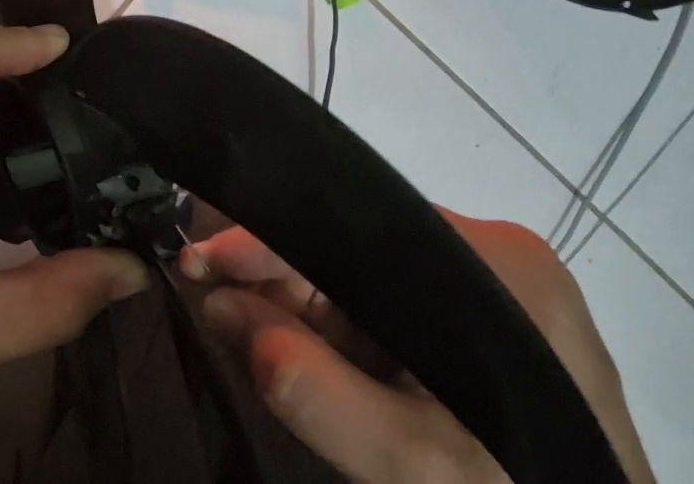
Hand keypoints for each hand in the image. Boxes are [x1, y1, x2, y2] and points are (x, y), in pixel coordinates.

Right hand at [186, 213, 655, 483]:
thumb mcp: (412, 462)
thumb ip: (311, 387)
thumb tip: (217, 308)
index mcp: (492, 263)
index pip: (349, 233)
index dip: (264, 246)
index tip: (194, 263)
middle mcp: (497, 255)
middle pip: (352, 254)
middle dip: (279, 286)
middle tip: (212, 310)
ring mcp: (499, 289)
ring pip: (366, 283)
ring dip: (304, 316)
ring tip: (251, 340)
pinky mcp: (493, 324)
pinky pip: (391, 311)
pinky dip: (342, 339)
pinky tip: (310, 362)